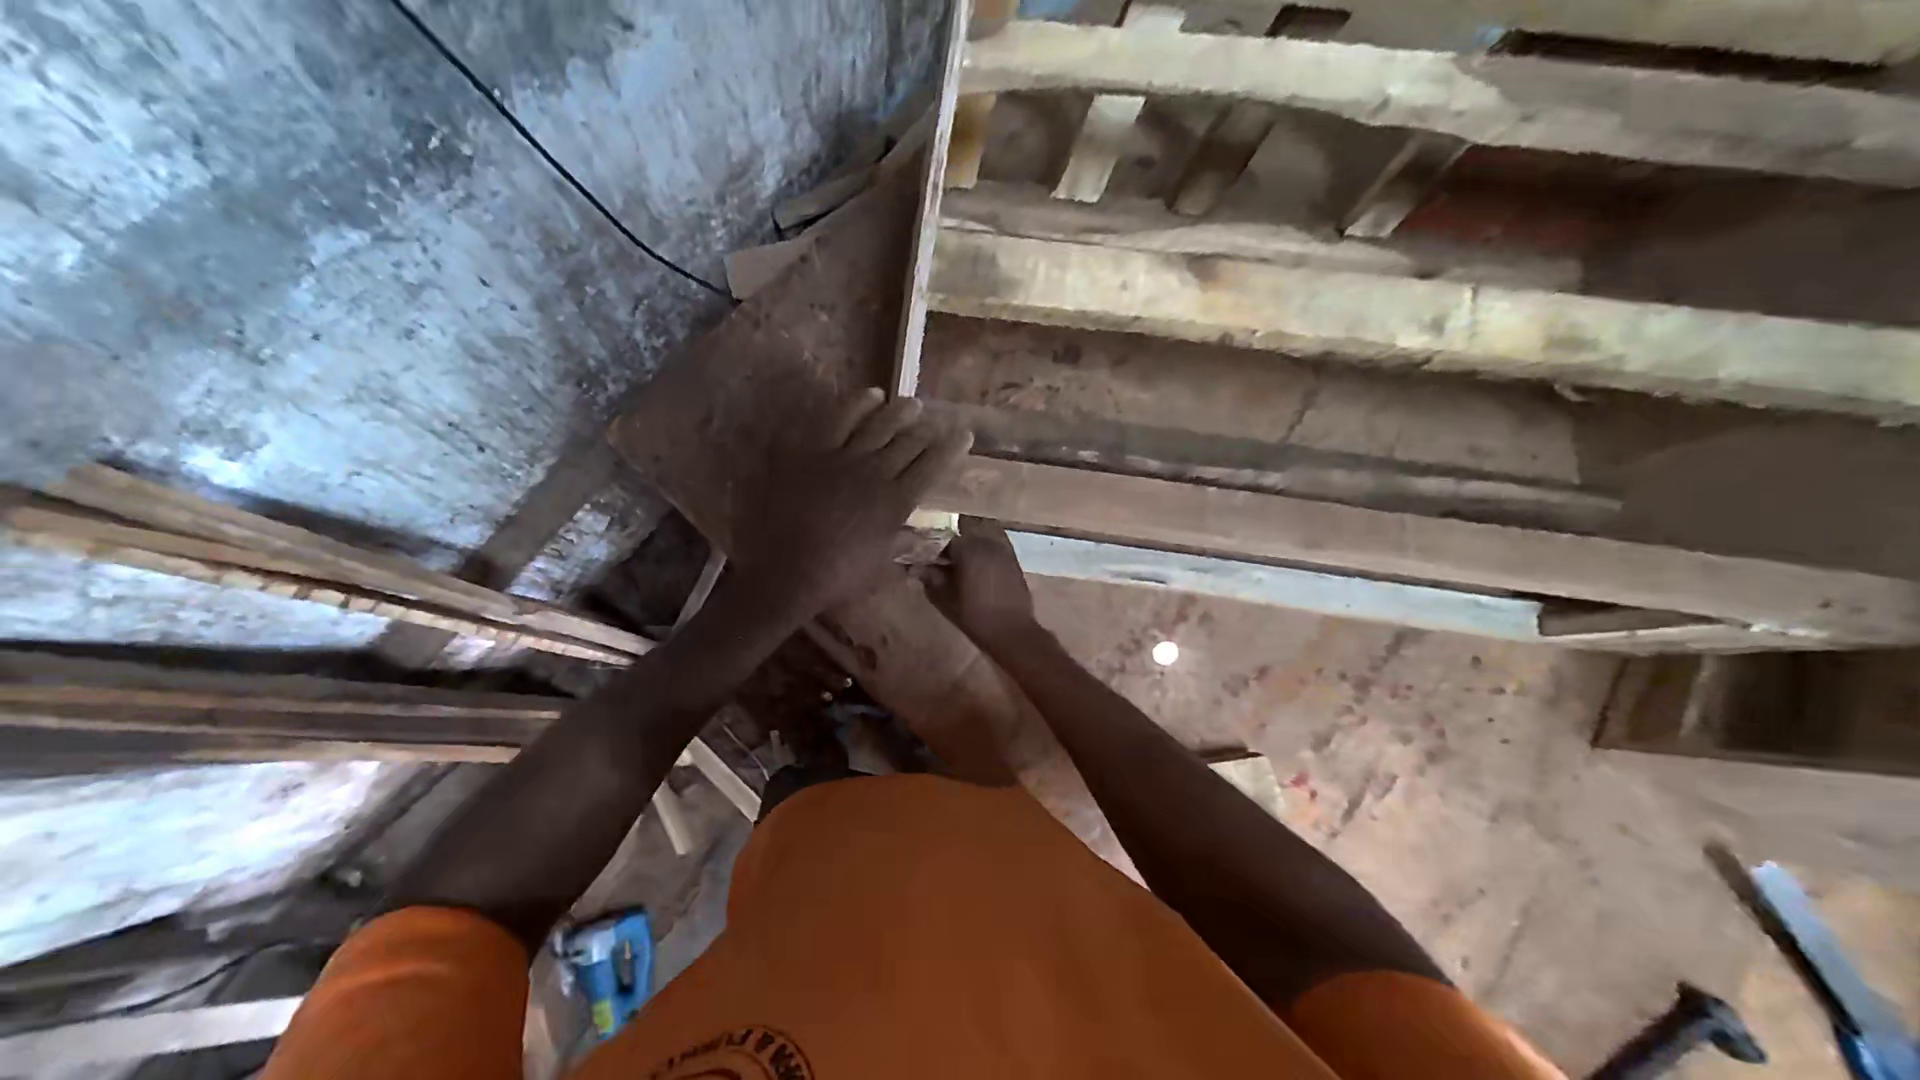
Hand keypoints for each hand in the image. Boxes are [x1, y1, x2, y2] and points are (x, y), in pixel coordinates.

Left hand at [731, 388, 971, 621]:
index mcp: (896, 502)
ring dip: (899, 411)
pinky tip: (870, 395)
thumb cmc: (839, 576)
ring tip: (911, 403)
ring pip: (879, 424)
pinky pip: (838, 419)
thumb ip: (903, 543)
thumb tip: (923, 535)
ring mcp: (844, 459)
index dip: (952, 448)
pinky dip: (857, 404)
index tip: (964, 434)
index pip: (932, 466)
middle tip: (935, 419)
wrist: (788, 571)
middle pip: (909, 441)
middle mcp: (876, 473)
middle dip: (927, 427)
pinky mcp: (813, 452)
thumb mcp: (881, 566)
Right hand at [922, 517, 1041, 650]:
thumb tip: (914, 567)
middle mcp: (988, 540)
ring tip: (961, 551)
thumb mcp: (944, 598)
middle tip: (943, 548)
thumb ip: (929, 577)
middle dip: (954, 531)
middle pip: (968, 523)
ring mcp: (1004, 548)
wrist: (1011, 631)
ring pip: (985, 528)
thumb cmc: (974, 615)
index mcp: (969, 547)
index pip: (945, 533)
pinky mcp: (1014, 558)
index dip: (933, 540)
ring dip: (972, 534)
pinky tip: (977, 559)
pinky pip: (997, 540)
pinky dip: (986, 543)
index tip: (924, 549)